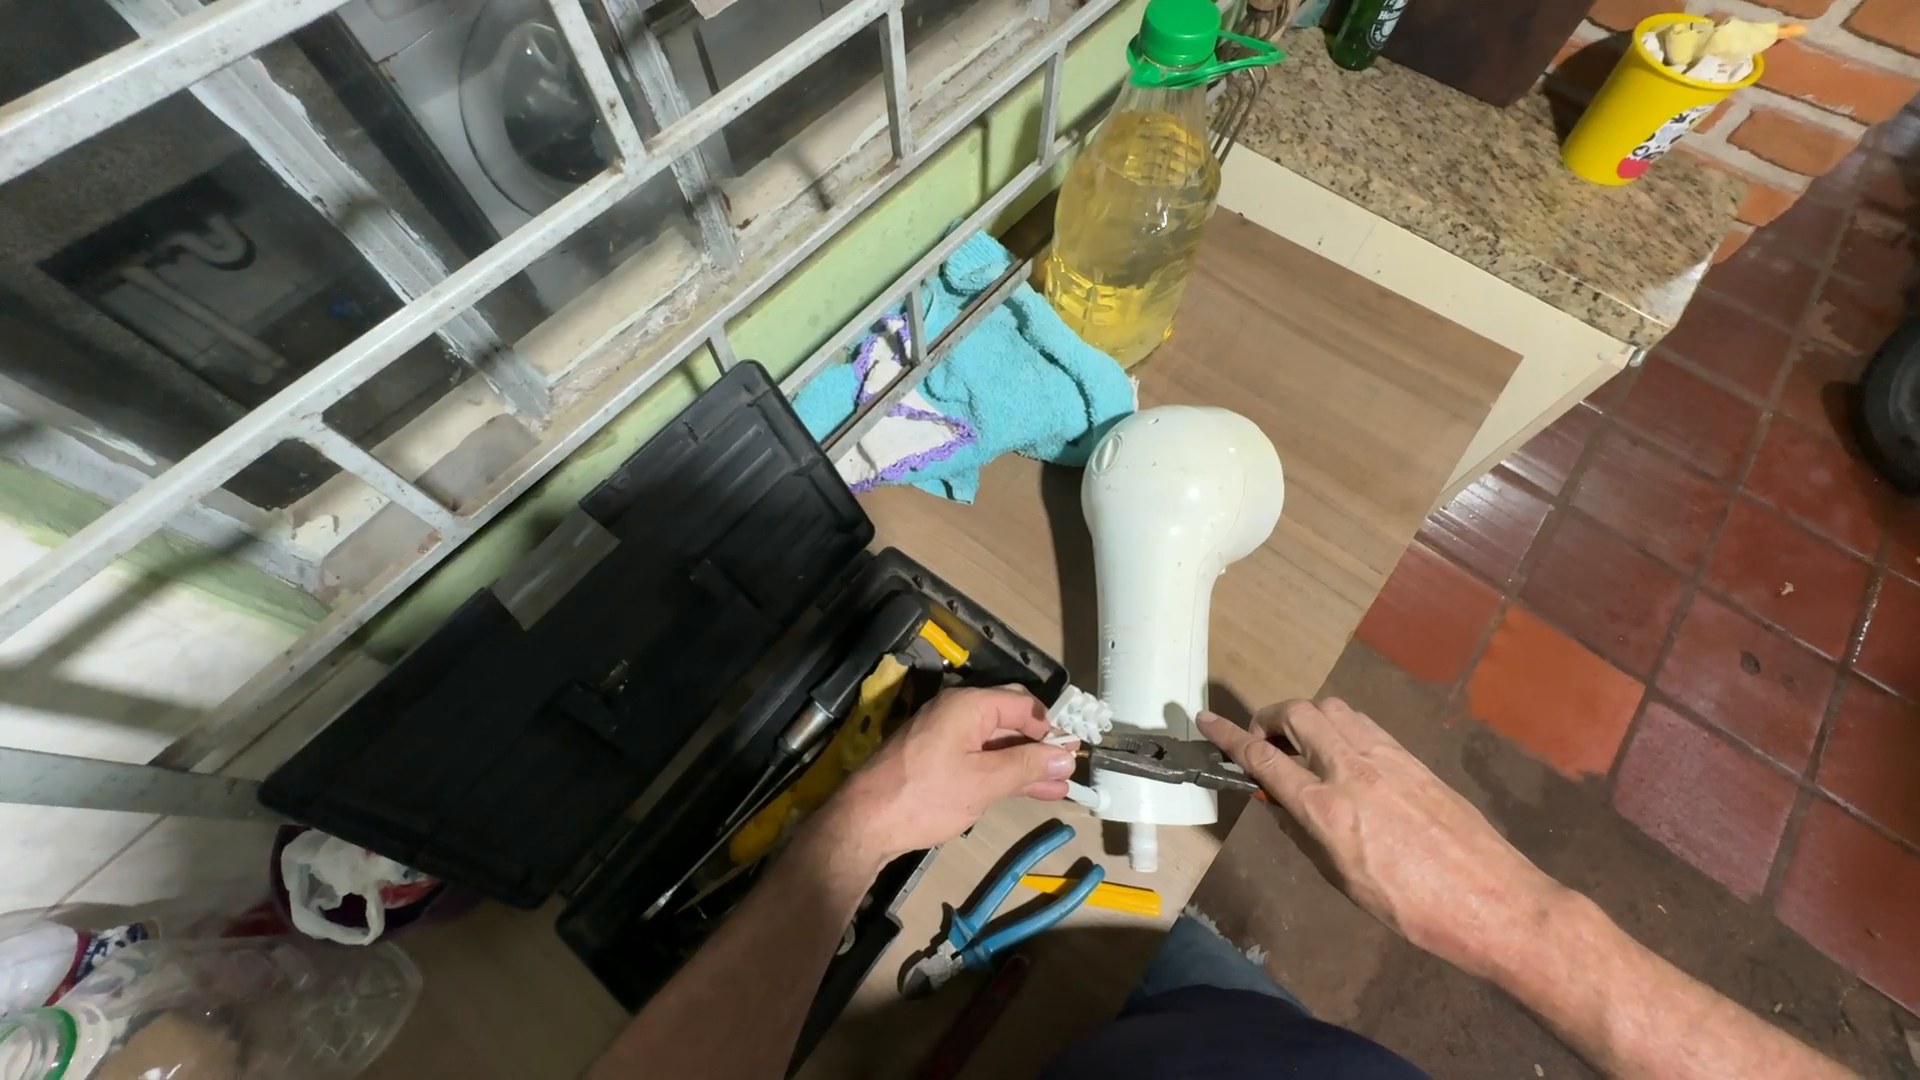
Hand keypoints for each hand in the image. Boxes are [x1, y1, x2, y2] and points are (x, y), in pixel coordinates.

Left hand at [822, 687, 1075, 865]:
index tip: (1073, 750)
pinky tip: (1031, 789)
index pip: (1022, 704)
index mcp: (967, 705)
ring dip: (1026, 762)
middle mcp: (957, 712)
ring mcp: (947, 735)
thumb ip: (1027, 766)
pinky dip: (1005, 771)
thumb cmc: (926, 796)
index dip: (1050, 726)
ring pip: (997, 742)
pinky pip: (981, 757)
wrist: (865, 822)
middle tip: (1069, 767)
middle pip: (1010, 719)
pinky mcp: (939, 758)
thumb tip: (1065, 756)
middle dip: (1040, 744)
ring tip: (1060, 785)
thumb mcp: (984, 782)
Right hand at [1198, 699, 1566, 977]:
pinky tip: (1343, 754)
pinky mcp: (1410, 757)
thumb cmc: (1413, 908)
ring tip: (1305, 747)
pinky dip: (1338, 727)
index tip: (1205, 720)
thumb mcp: (1342, 878)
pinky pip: (1361, 723)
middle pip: (1296, 714)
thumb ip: (1302, 830)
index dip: (1227, 736)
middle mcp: (1351, 770)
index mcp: (1327, 808)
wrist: (1500, 904)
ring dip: (1305, 718)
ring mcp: (1384, 757)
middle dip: (1269, 718)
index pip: (1263, 758)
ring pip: (1330, 708)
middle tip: (1267, 743)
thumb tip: (1274, 800)